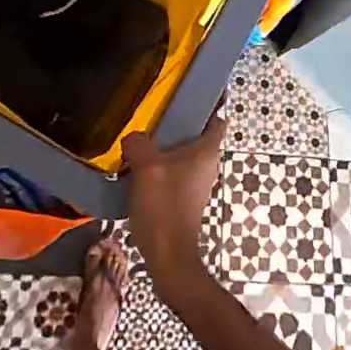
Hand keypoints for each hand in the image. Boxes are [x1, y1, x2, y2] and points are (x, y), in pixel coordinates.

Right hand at [124, 110, 225, 289]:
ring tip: (142, 142)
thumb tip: (133, 138)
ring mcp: (198, 183)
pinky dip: (162, 167)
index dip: (209, 105)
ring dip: (167, 148)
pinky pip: (176, 172)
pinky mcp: (186, 198)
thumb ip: (138, 143)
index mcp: (207, 151)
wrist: (168, 253)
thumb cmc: (164, 205)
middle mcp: (208, 164)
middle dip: (180, 125)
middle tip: (154, 116)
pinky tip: (139, 169)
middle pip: (198, 136)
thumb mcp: (146, 167)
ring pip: (185, 155)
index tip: (189, 96)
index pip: (217, 119)